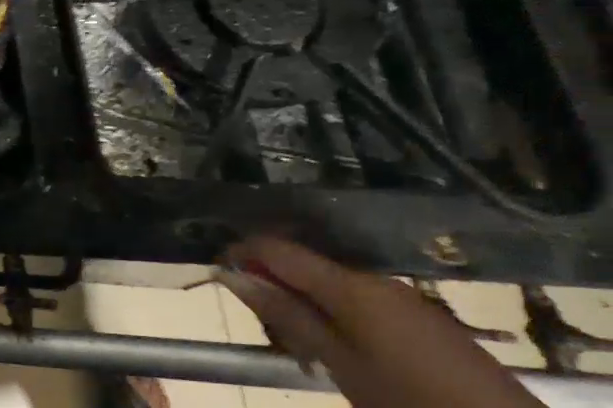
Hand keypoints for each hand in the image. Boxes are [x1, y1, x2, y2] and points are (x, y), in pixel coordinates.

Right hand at [216, 237, 541, 407]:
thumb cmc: (411, 401)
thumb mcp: (340, 364)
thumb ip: (287, 317)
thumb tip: (232, 274)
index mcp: (348, 285)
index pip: (276, 248)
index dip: (242, 253)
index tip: (218, 272)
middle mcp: (372, 279)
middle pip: (305, 265)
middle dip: (273, 281)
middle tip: (258, 319)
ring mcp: (402, 297)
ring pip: (332, 284)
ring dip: (304, 300)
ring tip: (296, 340)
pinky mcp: (423, 320)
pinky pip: (362, 302)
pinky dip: (336, 314)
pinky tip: (339, 347)